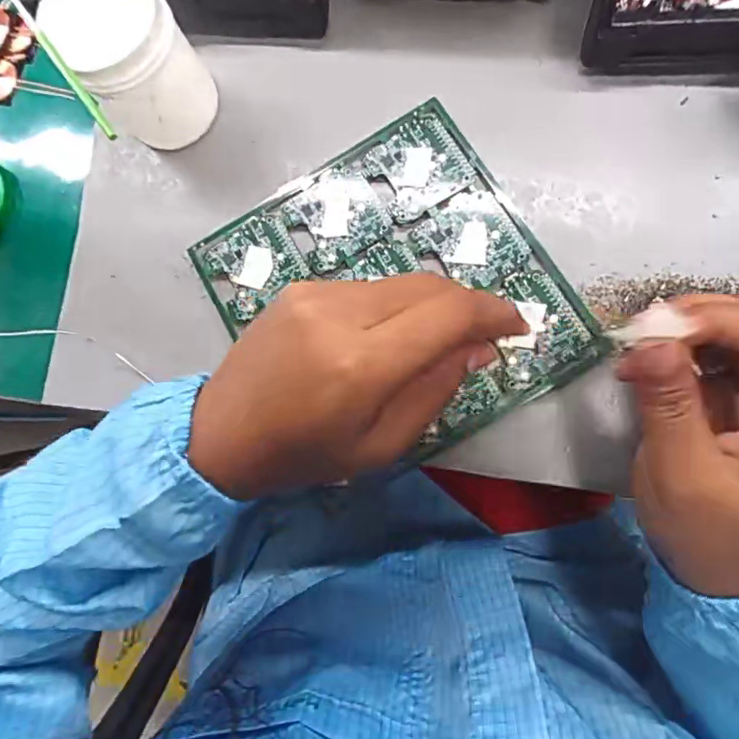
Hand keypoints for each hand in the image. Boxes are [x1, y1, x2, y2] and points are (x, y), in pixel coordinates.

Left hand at [190, 274, 526, 499]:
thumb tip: (476, 347)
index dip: (494, 313)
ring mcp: (314, 293)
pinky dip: (390, 306)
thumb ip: (434, 392)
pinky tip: (380, 337)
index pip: (449, 314)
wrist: (221, 433)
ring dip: (427, 306)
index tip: (516, 327)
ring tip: (425, 344)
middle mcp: (338, 313)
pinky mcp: (299, 288)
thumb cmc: (303, 456)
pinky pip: (366, 287)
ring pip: (398, 283)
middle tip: (479, 338)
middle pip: (429, 286)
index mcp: (360, 364)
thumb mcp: (379, 446)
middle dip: (465, 306)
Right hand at [615, 295, 738, 596]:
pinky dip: (672, 356)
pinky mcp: (726, 412)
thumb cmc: (705, 534)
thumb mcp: (681, 471)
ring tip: (635, 345)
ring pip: (728, 344)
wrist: (709, 577)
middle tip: (641, 329)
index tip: (660, 327)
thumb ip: (668, 403)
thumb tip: (649, 343)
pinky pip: (705, 366)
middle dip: (697, 320)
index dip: (718, 320)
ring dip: (681, 335)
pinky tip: (643, 364)